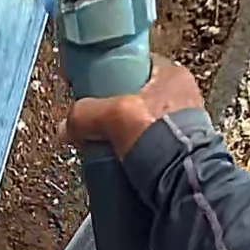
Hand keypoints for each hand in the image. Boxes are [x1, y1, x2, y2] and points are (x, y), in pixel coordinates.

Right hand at [63, 56, 205, 157]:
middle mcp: (182, 98)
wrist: (184, 184)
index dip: (110, 74)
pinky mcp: (180, 155)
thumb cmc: (159, 138)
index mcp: (172, 75)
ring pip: (141, 126)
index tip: (92, 90)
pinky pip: (150, 150)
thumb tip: (65, 127)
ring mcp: (184, 128)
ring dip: (123, 138)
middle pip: (135, 99)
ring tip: (106, 149)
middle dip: (115, 114)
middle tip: (97, 126)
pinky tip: (120, 165)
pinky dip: (134, 157)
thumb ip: (85, 114)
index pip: (134, 65)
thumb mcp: (114, 115)